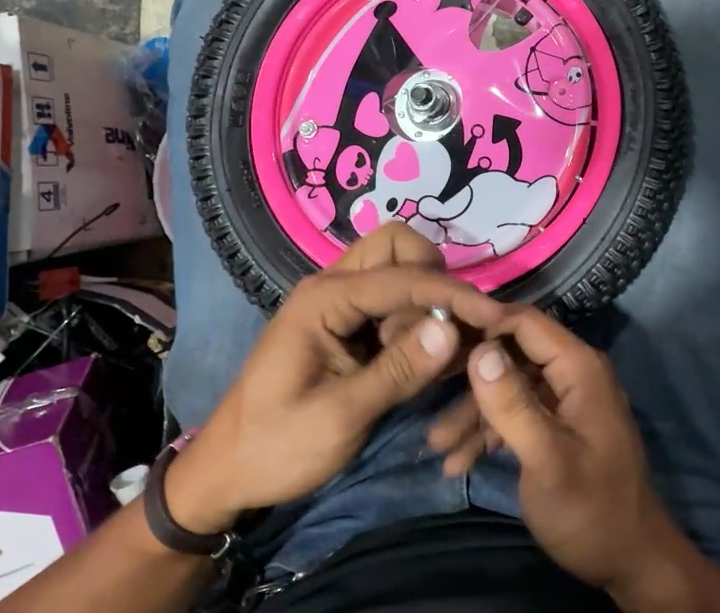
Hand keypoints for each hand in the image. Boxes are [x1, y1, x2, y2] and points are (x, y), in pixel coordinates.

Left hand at [164, 224, 504, 533]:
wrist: (226, 474)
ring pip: (396, 265)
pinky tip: (419, 356)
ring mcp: (337, 301)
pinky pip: (391, 296)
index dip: (452, 294)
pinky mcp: (344, 321)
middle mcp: (330, 286)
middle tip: (445, 328)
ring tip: (425, 352)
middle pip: (397, 244)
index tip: (494, 317)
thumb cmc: (275, 448)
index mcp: (323, 300)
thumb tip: (452, 329)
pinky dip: (414, 315)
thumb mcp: (338, 418)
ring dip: (423, 297)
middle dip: (432, 275)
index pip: (403, 276)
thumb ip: (397, 372)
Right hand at [457, 306, 682, 595]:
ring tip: (436, 446)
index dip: (482, 323)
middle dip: (469, 377)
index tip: (436, 336)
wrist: (627, 558)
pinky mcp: (557, 426)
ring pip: (509, 387)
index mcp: (580, 368)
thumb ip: (513, 404)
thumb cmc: (590, 508)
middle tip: (425, 391)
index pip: (526, 322)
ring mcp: (566, 400)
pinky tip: (457, 463)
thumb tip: (479, 350)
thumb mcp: (546, 459)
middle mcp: (574, 373)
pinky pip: (517, 414)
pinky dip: (488, 434)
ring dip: (472, 414)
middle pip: (512, 354)